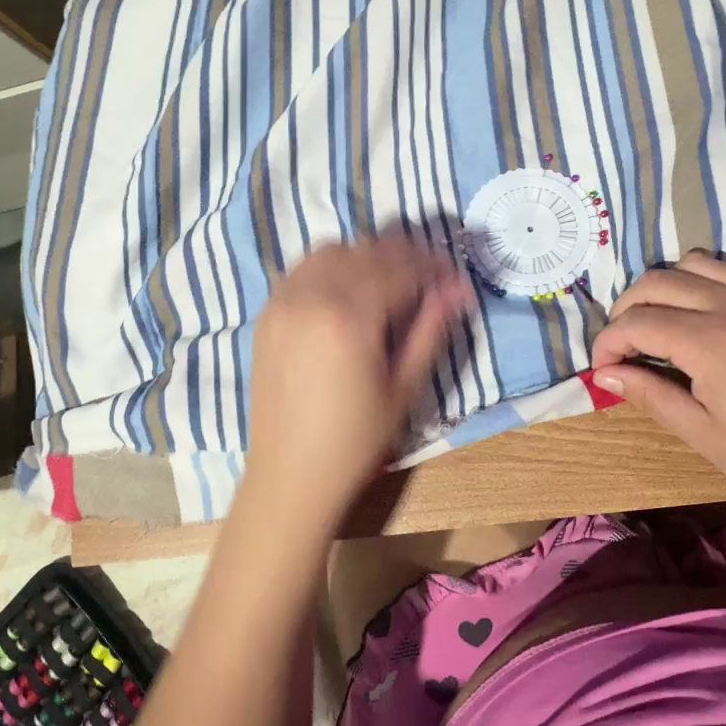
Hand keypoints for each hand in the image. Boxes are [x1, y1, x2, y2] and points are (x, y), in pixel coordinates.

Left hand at [245, 238, 472, 515]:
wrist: (289, 474)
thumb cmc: (355, 440)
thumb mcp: (403, 388)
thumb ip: (429, 330)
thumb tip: (458, 289)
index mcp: (348, 316)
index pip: (399, 269)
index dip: (432, 268)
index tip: (452, 277)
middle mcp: (310, 296)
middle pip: (365, 252)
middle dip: (402, 257)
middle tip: (427, 277)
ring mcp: (282, 301)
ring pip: (331, 251)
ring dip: (364, 256)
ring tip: (387, 280)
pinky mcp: (267, 313)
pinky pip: (302, 269)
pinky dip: (330, 266)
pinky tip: (347, 290)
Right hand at [590, 251, 725, 535]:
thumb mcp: (703, 435)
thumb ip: (650, 395)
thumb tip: (604, 374)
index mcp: (709, 344)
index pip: (635, 322)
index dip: (607, 342)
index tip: (603, 368)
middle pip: (655, 282)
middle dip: (626, 310)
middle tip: (624, 346)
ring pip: (692, 263)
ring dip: (665, 287)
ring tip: (662, 322)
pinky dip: (709, 278)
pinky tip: (708, 310)